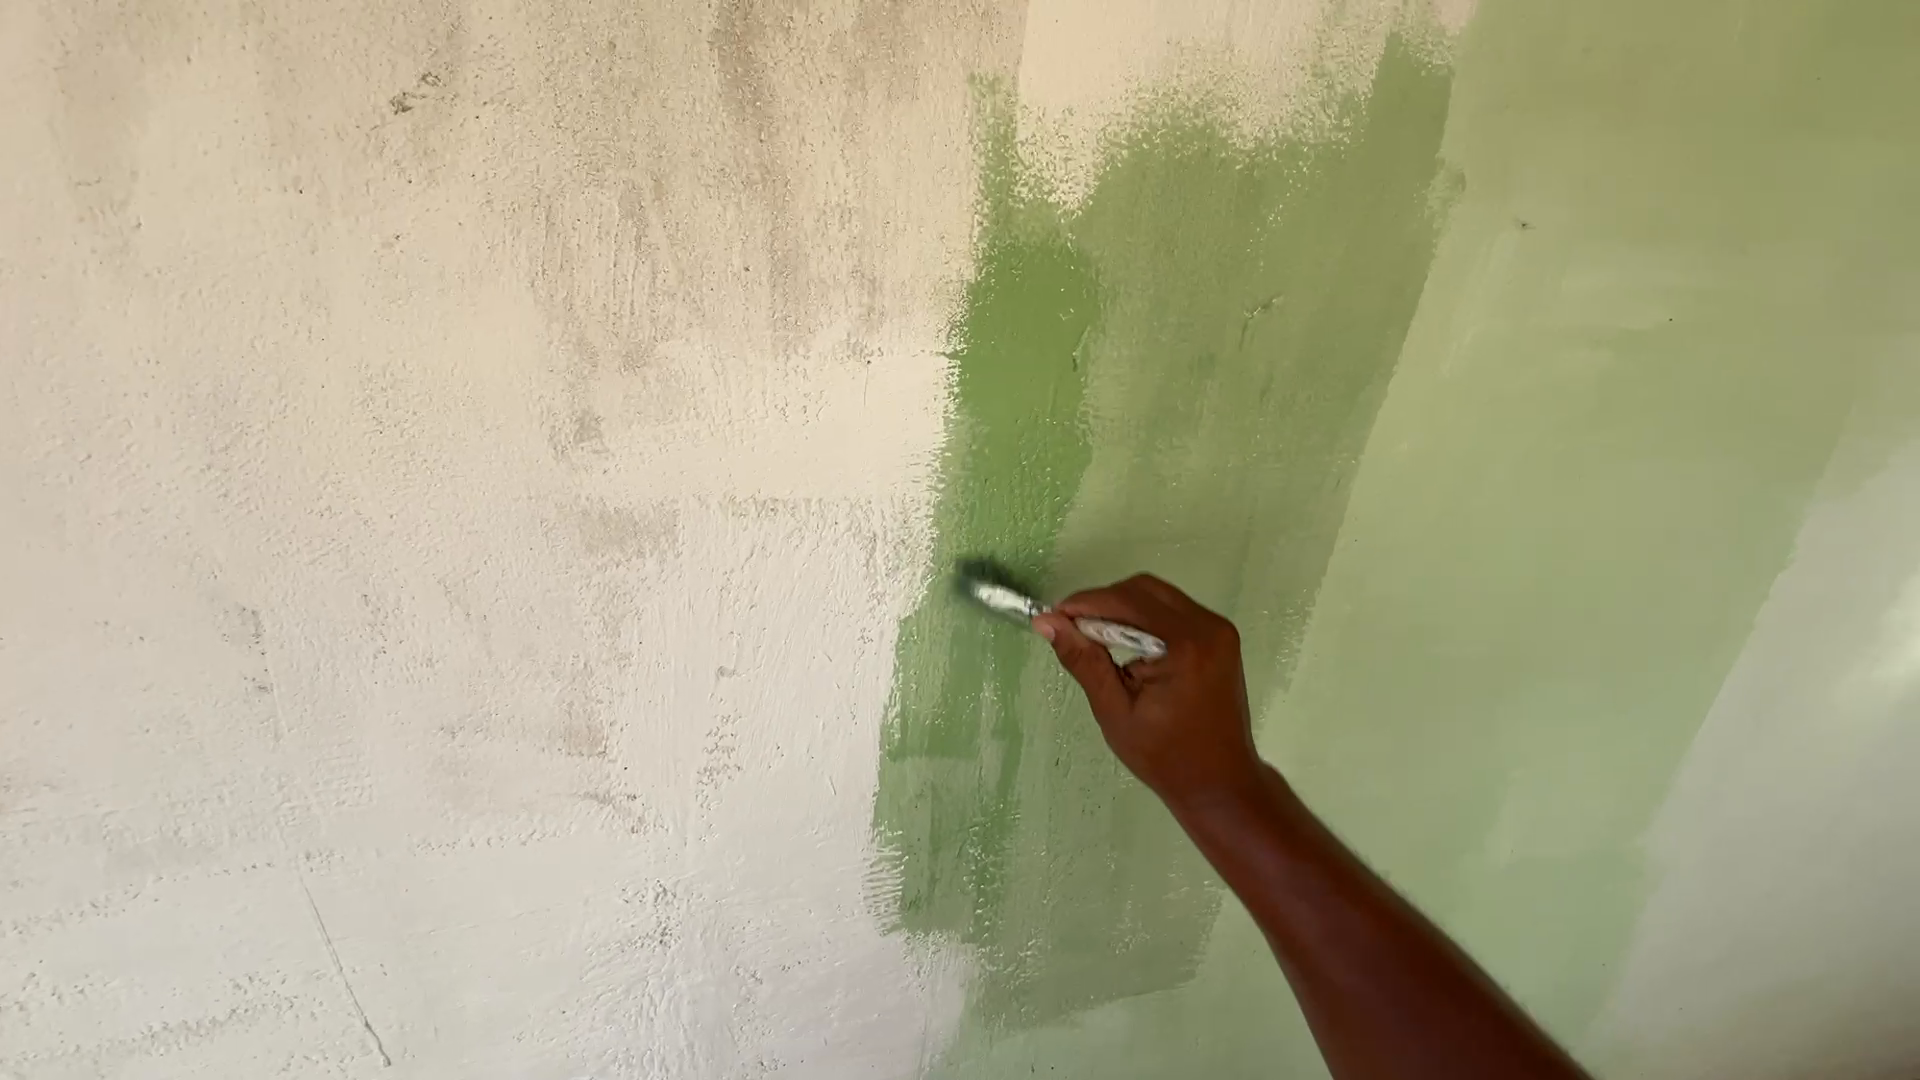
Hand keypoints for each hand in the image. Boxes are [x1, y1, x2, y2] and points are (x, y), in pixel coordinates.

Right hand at [1034, 574, 1263, 807]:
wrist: (1220, 782)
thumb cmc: (1165, 757)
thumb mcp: (1114, 710)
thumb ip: (1083, 660)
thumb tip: (1046, 623)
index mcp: (1185, 646)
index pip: (1126, 601)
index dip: (1085, 603)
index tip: (1053, 618)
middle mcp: (1208, 627)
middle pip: (1143, 589)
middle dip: (1103, 602)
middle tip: (1073, 629)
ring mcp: (1218, 629)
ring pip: (1158, 595)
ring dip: (1123, 607)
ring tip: (1095, 637)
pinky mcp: (1220, 636)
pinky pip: (1173, 609)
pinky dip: (1143, 617)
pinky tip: (1125, 642)